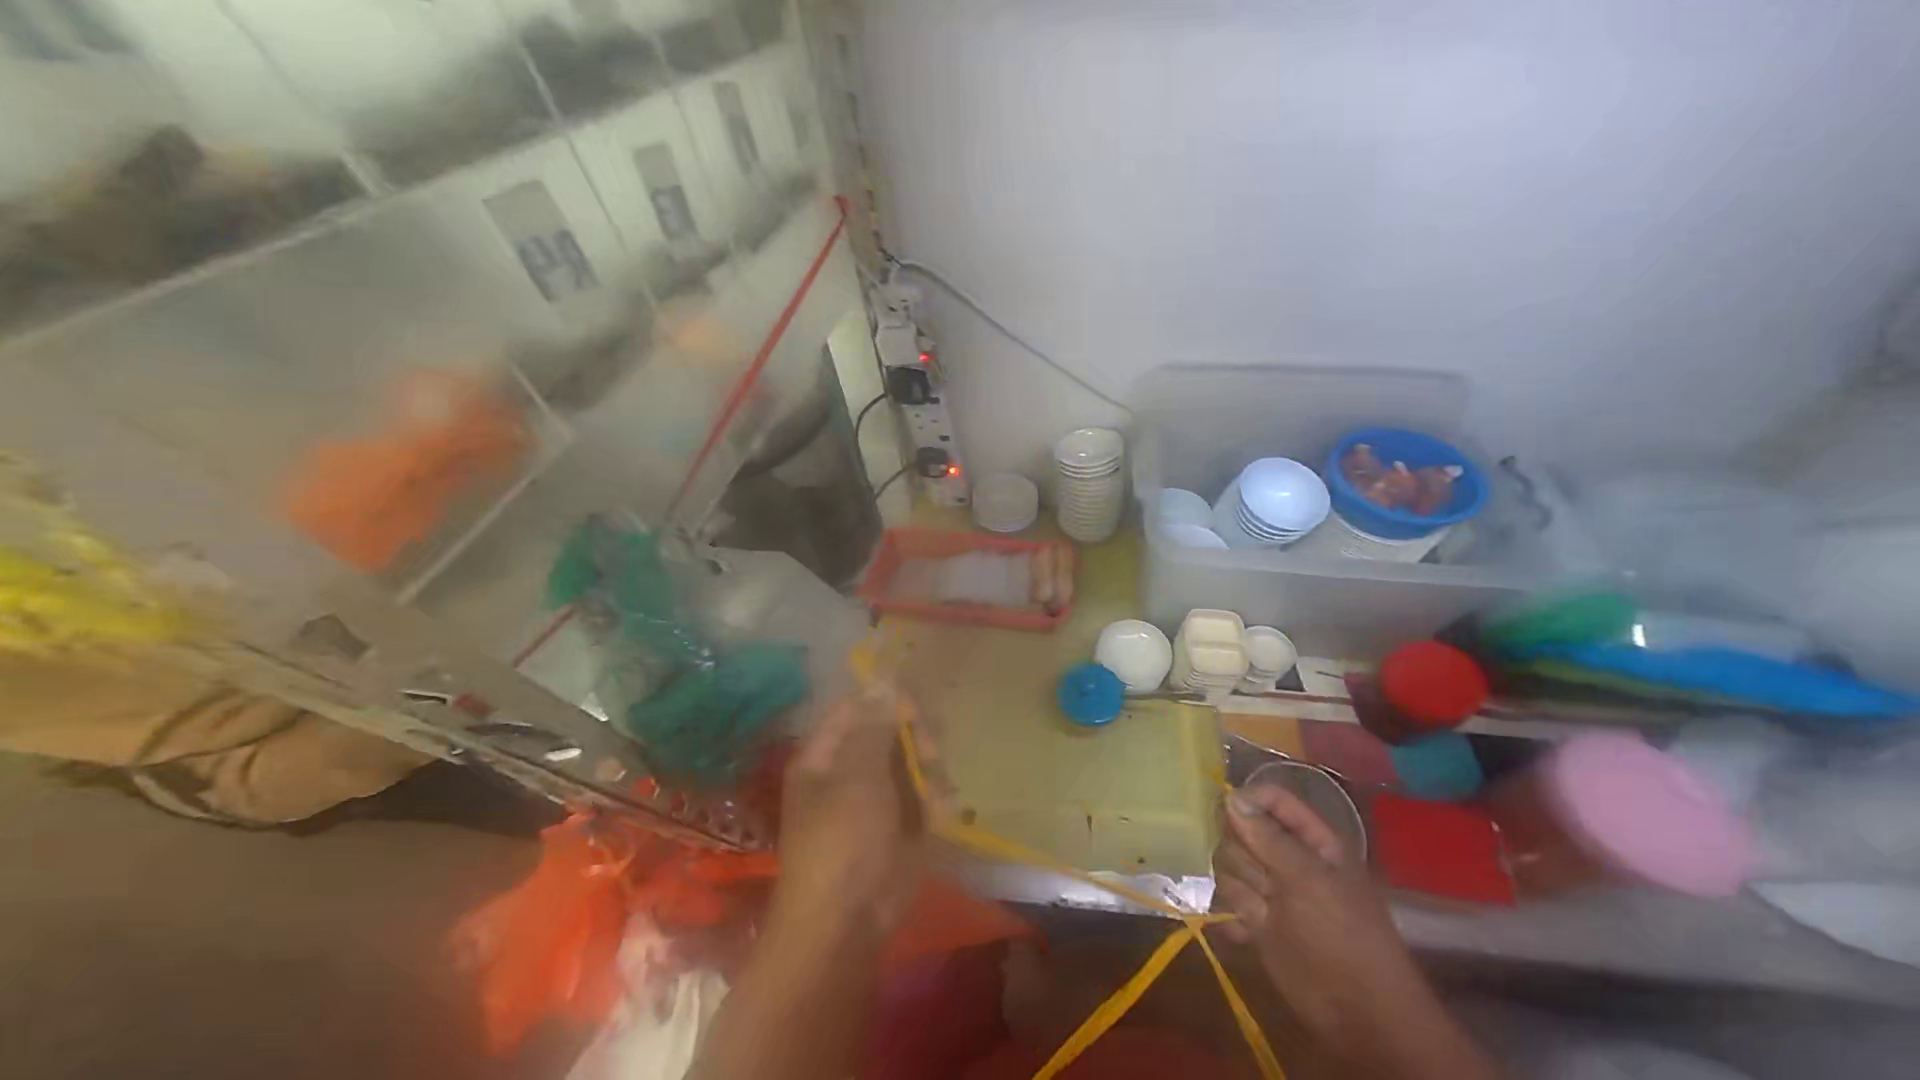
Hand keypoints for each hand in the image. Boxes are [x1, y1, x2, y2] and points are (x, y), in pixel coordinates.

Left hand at [770, 689, 922, 940]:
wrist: (848, 922)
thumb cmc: (843, 843)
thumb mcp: (857, 777)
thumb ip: (874, 727)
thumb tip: (882, 681)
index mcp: (826, 754)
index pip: (859, 707)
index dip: (889, 702)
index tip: (917, 711)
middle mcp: (851, 769)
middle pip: (893, 731)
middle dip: (918, 741)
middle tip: (929, 758)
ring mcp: (878, 797)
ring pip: (916, 761)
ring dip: (932, 774)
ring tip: (935, 799)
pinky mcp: (903, 823)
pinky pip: (927, 794)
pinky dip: (937, 802)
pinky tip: (940, 816)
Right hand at [1211, 784, 1437, 1051]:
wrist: (1358, 1014)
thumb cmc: (1343, 936)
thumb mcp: (1308, 880)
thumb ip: (1267, 837)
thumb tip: (1230, 797)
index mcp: (1311, 841)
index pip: (1272, 800)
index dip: (1247, 800)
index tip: (1222, 810)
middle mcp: (1287, 858)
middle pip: (1241, 831)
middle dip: (1243, 854)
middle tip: (1262, 881)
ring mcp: (1270, 890)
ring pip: (1229, 866)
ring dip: (1240, 889)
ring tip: (1262, 914)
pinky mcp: (1255, 921)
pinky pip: (1227, 902)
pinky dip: (1234, 918)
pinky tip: (1250, 932)